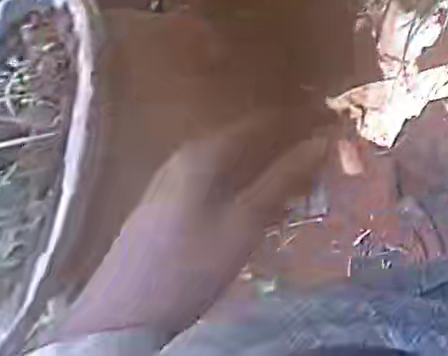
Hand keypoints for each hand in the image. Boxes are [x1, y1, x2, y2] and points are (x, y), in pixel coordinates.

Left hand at [53, 116, 328, 342]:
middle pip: (250, 140)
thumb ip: (286, 175)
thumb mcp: (246, 220)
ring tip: (301, 185)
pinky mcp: (164, 211)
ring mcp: (170, 184)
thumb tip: (324, 139)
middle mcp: (186, 157)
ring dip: (270, 169)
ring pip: (235, 163)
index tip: (334, 127)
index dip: (303, 120)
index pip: (266, 119)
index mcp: (205, 151)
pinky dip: (248, 185)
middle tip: (321, 159)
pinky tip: (264, 206)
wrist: (114, 327)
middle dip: (289, 146)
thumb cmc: (187, 265)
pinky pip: (219, 182)